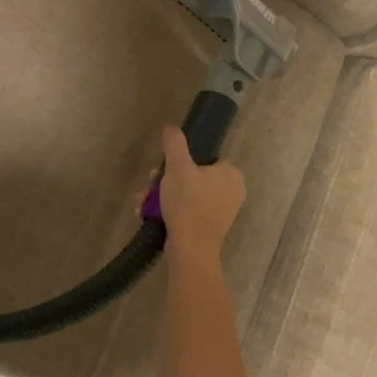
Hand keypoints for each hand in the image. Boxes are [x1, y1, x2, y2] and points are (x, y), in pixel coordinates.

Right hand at [157, 126, 245, 263]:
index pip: (206, 157)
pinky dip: (171, 210)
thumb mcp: (177, 167)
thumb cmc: (188, 203)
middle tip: (150, 185)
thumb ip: (174, 144)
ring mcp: (223, 211)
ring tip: (143, 203)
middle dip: (166, 180)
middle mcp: (233, 191)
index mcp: (232, 174)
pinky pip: (189, 210)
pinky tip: (150, 215)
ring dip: (163, 196)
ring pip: (188, 194)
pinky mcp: (211, 227)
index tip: (163, 168)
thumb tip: (170, 127)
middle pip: (194, 176)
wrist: (192, 249)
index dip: (182, 160)